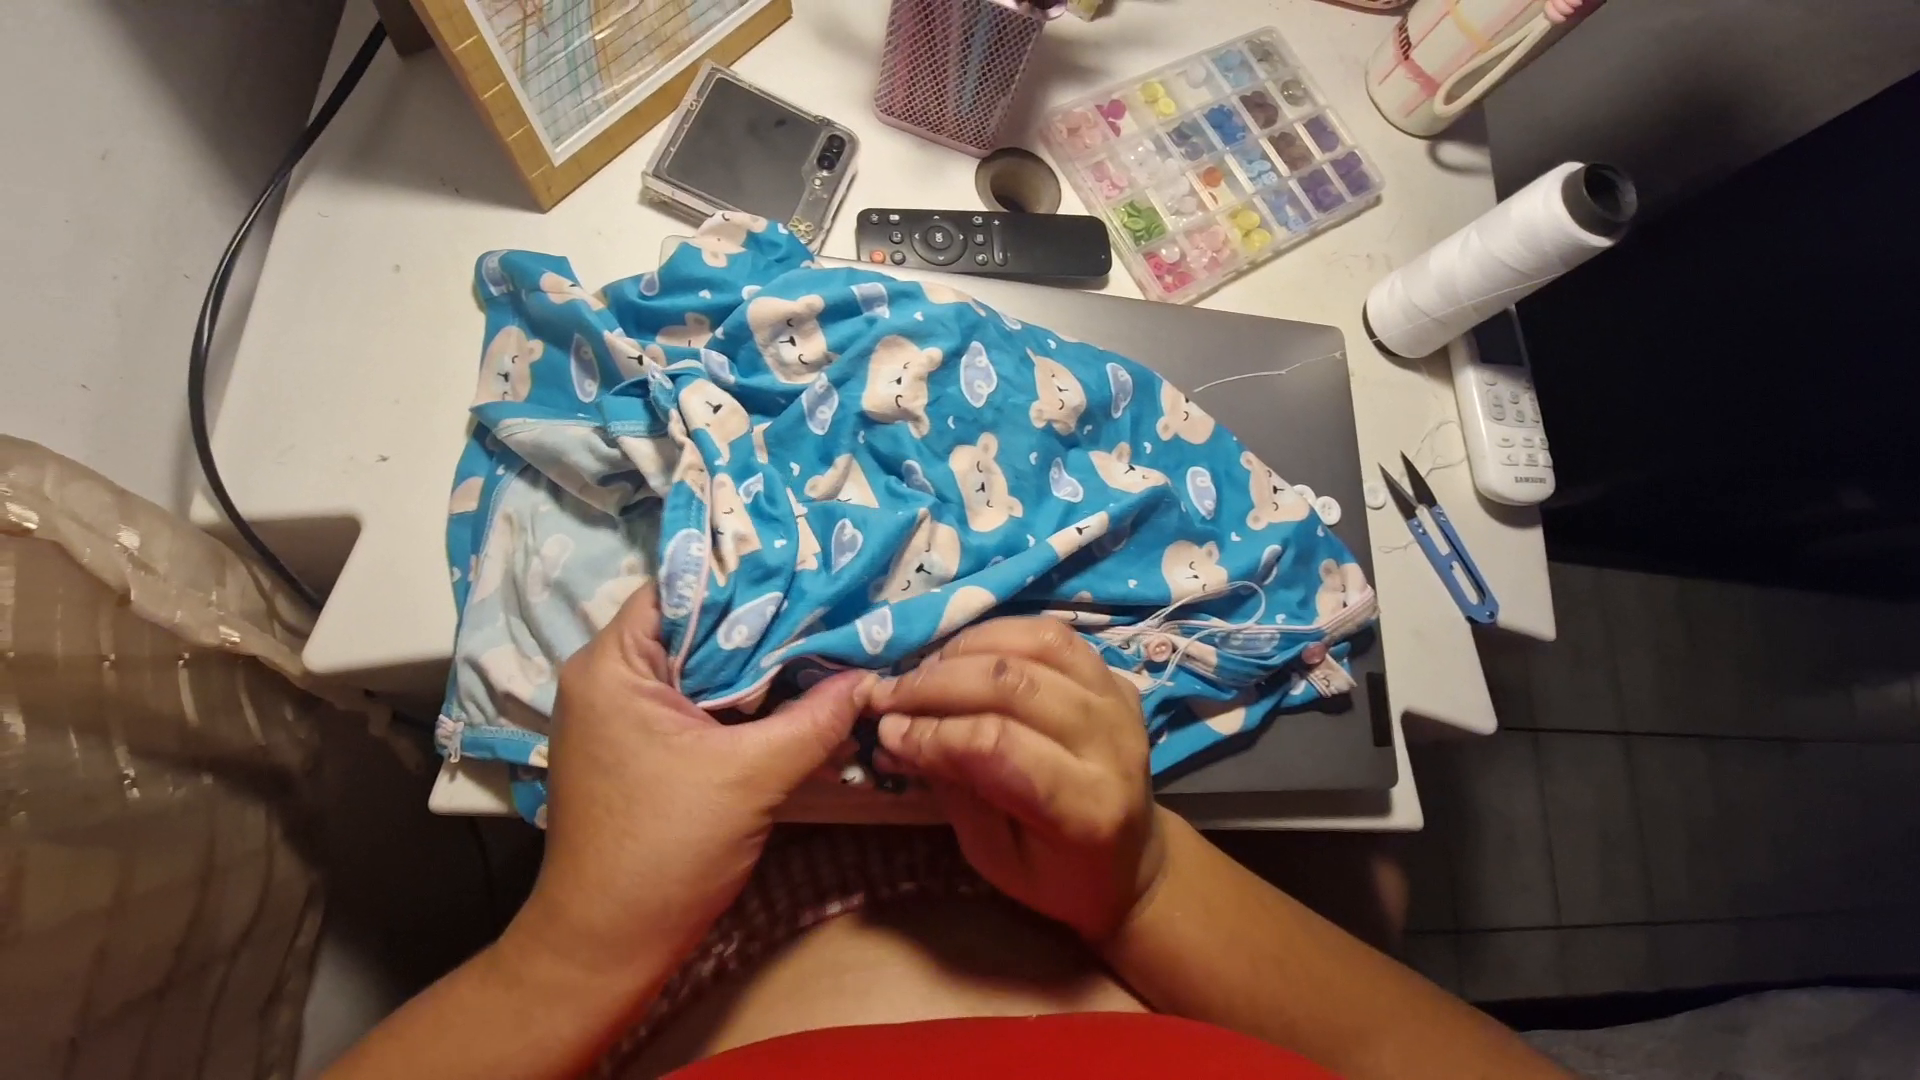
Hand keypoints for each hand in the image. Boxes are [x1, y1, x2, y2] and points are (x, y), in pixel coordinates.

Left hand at [504, 583, 872, 989]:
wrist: (610, 946)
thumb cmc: (665, 851)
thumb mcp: (751, 777)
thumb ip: (815, 719)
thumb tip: (870, 677)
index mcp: (614, 666)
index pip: (682, 587)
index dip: (746, 576)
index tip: (811, 571)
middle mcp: (612, 677)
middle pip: (697, 625)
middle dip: (765, 620)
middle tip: (832, 603)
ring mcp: (628, 713)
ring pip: (705, 664)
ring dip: (761, 661)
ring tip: (826, 638)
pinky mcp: (647, 743)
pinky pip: (704, 699)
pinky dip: (747, 696)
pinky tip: (798, 691)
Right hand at [868, 617, 1166, 942]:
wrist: (1131, 859)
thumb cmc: (1054, 873)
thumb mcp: (992, 853)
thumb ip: (953, 787)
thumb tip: (895, 731)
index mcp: (1086, 807)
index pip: (1000, 746)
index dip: (935, 733)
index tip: (887, 730)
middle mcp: (1112, 744)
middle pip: (1016, 685)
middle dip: (938, 684)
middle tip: (889, 695)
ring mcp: (1119, 701)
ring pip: (1037, 644)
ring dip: (966, 649)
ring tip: (924, 670)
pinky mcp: (1115, 677)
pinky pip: (1053, 635)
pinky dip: (999, 634)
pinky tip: (963, 653)